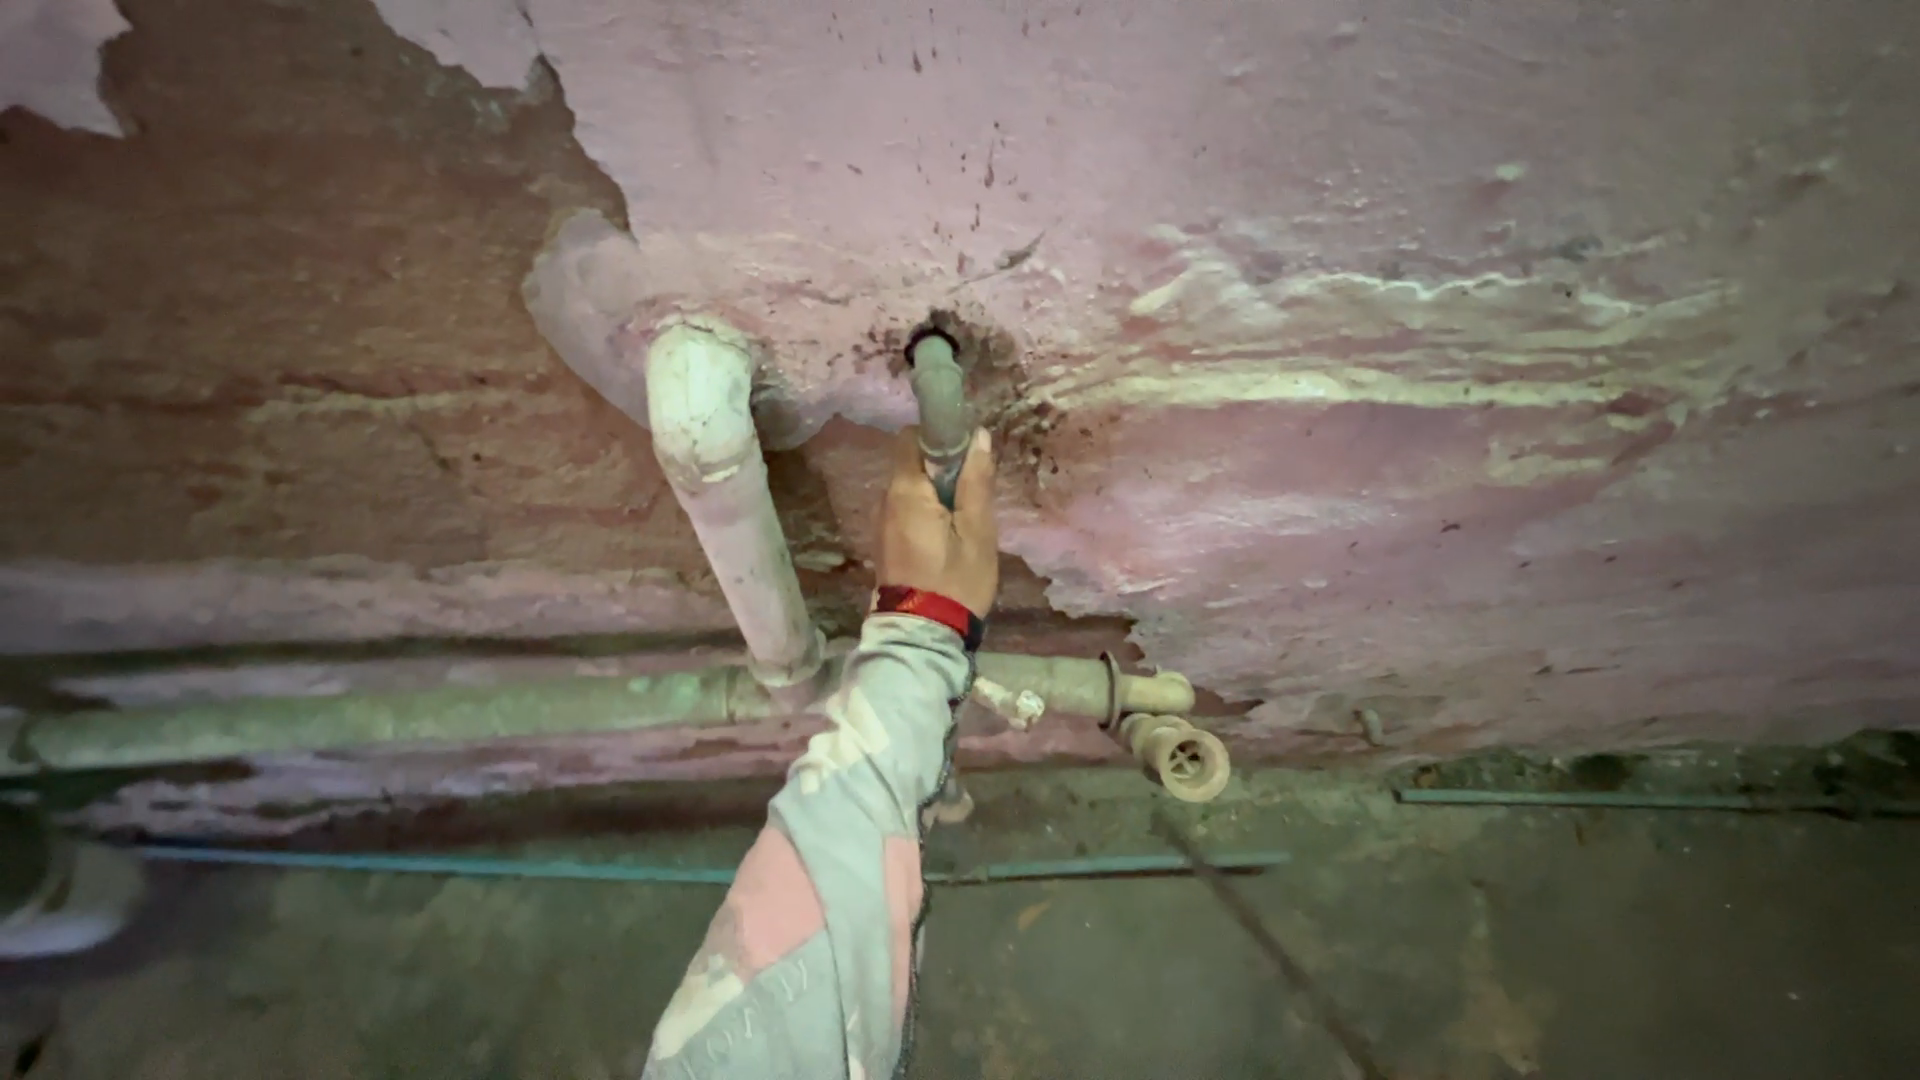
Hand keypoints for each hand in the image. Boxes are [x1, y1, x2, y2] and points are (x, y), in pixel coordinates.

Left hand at [877, 426, 997, 616]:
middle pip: (911, 463)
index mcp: (905, 490)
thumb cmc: (956, 580)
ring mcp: (881, 522)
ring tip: (964, 519)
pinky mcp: (885, 542)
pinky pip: (905, 511)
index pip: (911, 438)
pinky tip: (947, 536)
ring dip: (935, 493)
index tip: (966, 456)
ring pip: (910, 488)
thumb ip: (976, 482)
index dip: (939, 438)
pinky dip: (925, 512)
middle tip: (973, 494)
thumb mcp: (977, 531)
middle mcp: (885, 499)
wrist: (923, 634)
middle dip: (941, 469)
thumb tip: (977, 436)